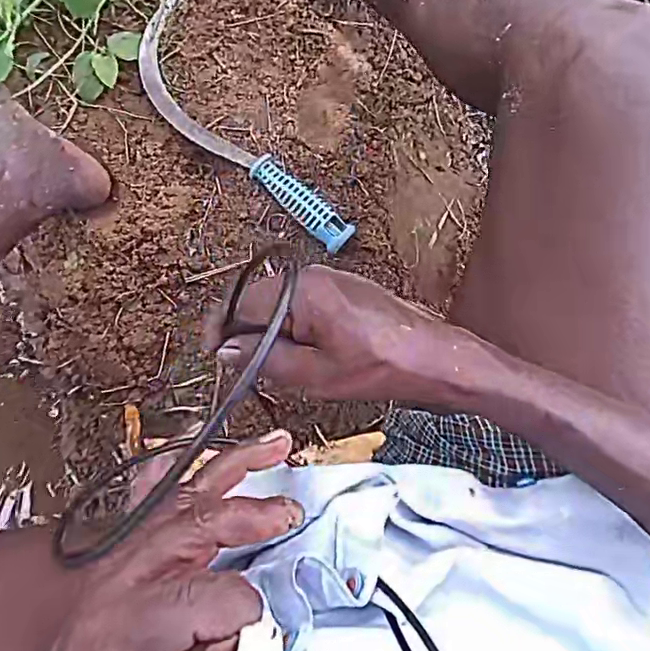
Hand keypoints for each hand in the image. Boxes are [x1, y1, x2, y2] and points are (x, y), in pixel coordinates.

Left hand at [4, 432, 303, 650]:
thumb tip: (252, 630)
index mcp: (115, 631)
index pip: (197, 596)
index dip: (244, 609)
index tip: (268, 628)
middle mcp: (112, 579)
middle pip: (190, 526)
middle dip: (249, 513)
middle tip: (289, 515)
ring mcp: (114, 556)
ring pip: (179, 497)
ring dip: (230, 468)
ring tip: (270, 449)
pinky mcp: (121, 548)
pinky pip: (152, 494)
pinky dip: (181, 466)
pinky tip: (200, 447)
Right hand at [207, 264, 480, 406]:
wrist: (435, 357)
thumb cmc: (381, 366)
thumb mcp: (315, 374)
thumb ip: (265, 360)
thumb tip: (228, 351)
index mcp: (301, 290)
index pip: (242, 305)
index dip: (224, 332)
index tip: (214, 355)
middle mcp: (311, 276)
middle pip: (257, 300)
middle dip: (247, 332)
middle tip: (244, 366)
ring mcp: (328, 279)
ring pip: (278, 303)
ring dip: (269, 331)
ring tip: (277, 365)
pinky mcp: (340, 288)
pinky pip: (300, 302)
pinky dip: (291, 325)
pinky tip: (301, 352)